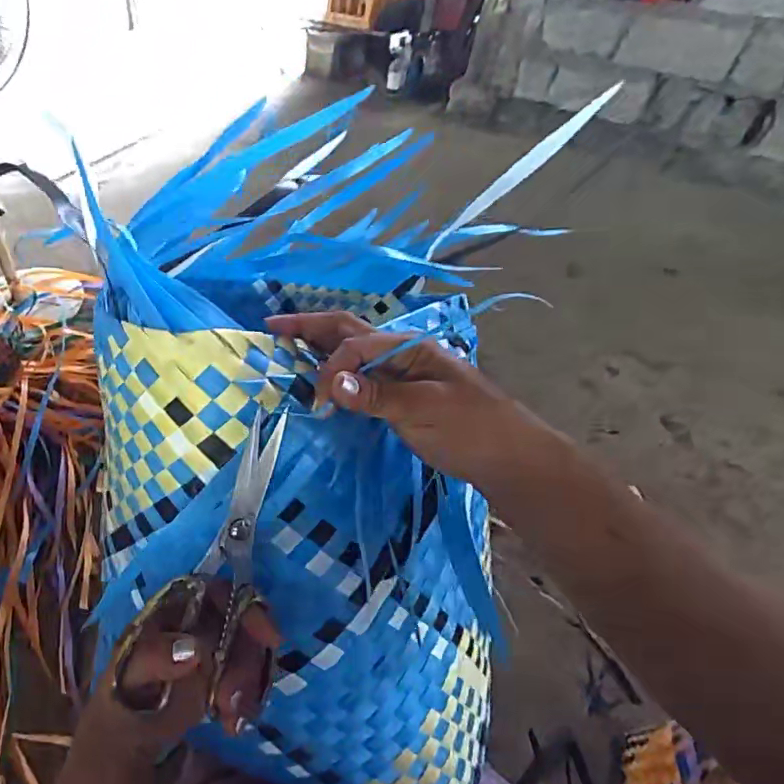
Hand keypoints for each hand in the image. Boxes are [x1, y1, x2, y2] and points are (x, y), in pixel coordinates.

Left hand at [78, 580, 279, 763]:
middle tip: (233, 702)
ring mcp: (212, 647)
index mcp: (170, 608)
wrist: (121, 738)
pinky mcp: (221, 676)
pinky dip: (250, 700)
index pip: (216, 591)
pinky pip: (250, 677)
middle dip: (247, 661)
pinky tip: (232, 724)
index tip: (270, 637)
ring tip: (230, 720)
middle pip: (240, 624)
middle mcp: (196, 621)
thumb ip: (153, 660)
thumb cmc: (121, 700)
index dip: (246, 606)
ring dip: (250, 684)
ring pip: (250, 651)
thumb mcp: (127, 680)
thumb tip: (195, 648)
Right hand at [265, 311, 555, 494]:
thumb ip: (377, 395)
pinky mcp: (400, 393)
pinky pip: (361, 372)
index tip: (318, 401)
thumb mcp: (425, 411)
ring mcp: (401, 371)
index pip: (354, 345)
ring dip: (319, 343)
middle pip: (348, 330)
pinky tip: (321, 375)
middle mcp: (401, 352)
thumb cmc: (472, 430)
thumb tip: (331, 383)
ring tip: (287, 342)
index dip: (330, 367)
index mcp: (409, 348)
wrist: (511, 457)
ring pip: (352, 348)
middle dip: (309, 326)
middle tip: (272, 325)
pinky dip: (335, 369)